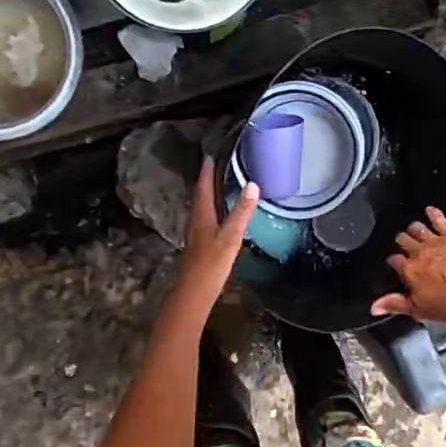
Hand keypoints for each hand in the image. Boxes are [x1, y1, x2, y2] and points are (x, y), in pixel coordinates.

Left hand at [167, 158, 258, 325]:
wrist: (194, 292)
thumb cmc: (211, 264)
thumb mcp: (230, 237)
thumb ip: (241, 211)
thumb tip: (252, 184)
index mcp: (201, 214)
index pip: (203, 185)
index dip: (207, 170)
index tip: (210, 154)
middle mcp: (196, 220)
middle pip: (201, 194)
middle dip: (208, 178)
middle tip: (218, 163)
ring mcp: (197, 232)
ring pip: (203, 206)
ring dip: (210, 193)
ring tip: (221, 183)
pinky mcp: (200, 243)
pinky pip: (206, 217)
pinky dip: (213, 208)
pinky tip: (221, 213)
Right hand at [371, 207, 445, 328]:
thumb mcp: (419, 310)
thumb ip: (394, 304)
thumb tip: (374, 307)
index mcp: (409, 270)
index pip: (393, 260)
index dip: (393, 262)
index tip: (396, 265)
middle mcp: (419, 253)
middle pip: (402, 240)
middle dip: (402, 242)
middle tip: (404, 246)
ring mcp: (436, 242)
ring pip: (417, 228)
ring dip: (414, 229)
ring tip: (414, 232)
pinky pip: (439, 220)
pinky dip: (433, 213)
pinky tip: (430, 210)